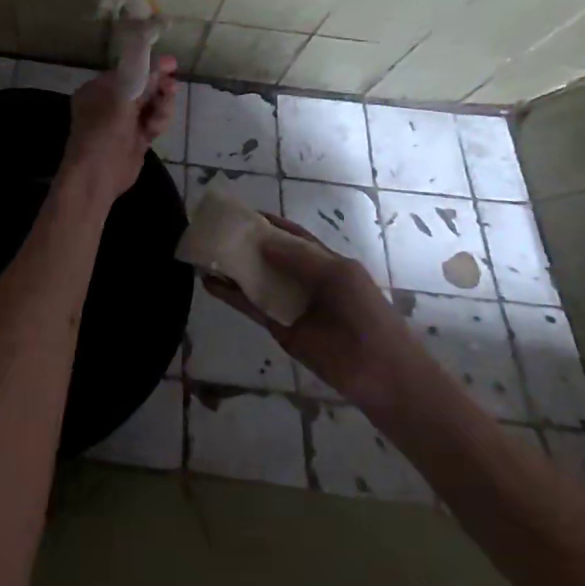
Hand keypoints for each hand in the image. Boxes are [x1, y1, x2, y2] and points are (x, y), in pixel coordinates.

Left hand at [60, 55, 178, 199]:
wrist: (97, 174)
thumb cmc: (104, 130)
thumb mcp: (124, 98)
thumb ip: (144, 77)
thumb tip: (166, 59)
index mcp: (99, 88)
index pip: (130, 71)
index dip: (151, 69)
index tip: (171, 66)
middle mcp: (111, 102)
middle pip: (145, 87)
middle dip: (159, 89)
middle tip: (171, 91)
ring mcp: (124, 121)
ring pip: (153, 105)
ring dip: (160, 109)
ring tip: (155, 121)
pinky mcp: (137, 137)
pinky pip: (154, 122)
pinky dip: (157, 123)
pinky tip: (153, 131)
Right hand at [203, 213, 409, 407]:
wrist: (380, 372)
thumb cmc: (366, 314)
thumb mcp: (338, 275)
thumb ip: (300, 257)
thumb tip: (262, 242)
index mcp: (324, 261)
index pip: (291, 236)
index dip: (268, 223)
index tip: (241, 213)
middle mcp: (303, 279)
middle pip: (269, 256)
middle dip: (245, 244)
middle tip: (215, 231)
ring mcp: (289, 304)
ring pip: (255, 280)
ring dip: (232, 268)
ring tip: (205, 253)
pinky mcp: (278, 327)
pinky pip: (250, 306)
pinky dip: (229, 295)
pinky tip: (208, 282)